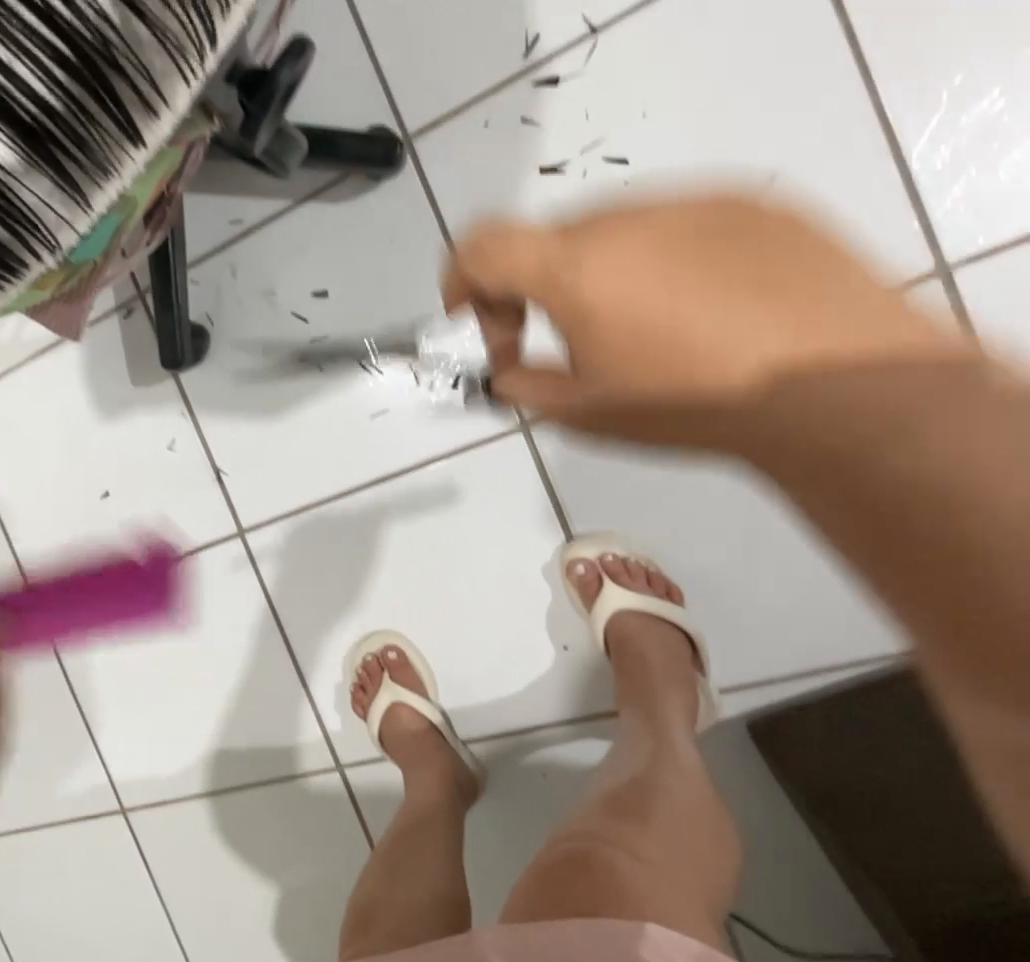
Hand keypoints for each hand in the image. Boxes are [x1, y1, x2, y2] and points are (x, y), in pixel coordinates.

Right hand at [442, 195, 975, 441]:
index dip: (460, 283)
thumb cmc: (692, 406)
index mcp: (575, 269)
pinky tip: (704, 310)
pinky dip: (663, 261)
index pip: (480, 246)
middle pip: (547, 241)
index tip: (483, 327)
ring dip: (600, 273)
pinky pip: (680, 224)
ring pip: (615, 230)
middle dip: (534, 289)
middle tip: (560, 341)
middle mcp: (628, 218)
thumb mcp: (582, 412)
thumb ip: (521, 383)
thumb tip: (504, 369)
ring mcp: (697, 203)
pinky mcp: (758, 204)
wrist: (848, 389)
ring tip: (644, 329)